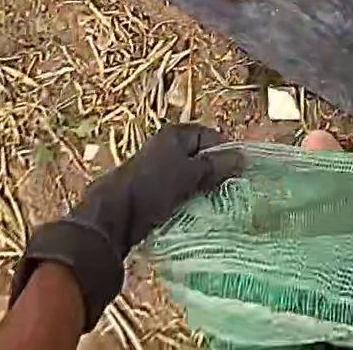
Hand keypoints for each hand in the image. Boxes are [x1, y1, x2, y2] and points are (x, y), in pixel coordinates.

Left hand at [11, 123, 242, 331]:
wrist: (110, 219)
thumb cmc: (152, 188)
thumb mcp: (189, 175)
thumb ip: (216, 165)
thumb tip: (243, 158)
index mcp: (174, 134)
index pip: (209, 135)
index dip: (224, 151)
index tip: (237, 170)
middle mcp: (164, 146)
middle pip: (198, 154)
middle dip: (212, 170)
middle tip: (227, 187)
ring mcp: (154, 167)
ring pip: (186, 173)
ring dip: (199, 186)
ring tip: (212, 201)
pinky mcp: (147, 189)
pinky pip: (174, 188)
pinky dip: (185, 197)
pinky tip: (191, 210)